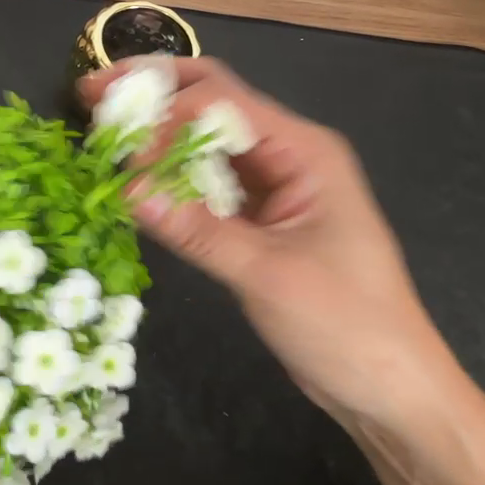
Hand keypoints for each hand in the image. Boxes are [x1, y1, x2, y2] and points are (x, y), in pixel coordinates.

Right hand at [82, 57, 463, 428]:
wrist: (391, 391)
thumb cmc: (346, 326)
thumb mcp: (266, 274)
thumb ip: (195, 228)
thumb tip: (124, 189)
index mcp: (304, 150)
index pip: (223, 101)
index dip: (166, 113)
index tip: (122, 144)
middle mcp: (287, 152)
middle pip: (212, 101)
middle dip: (153, 93)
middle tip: (93, 93)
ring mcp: (272, 182)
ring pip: (205, 138)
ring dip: (156, 132)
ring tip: (103, 131)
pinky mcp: (258, 214)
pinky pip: (206, 178)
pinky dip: (169, 173)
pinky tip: (134, 178)